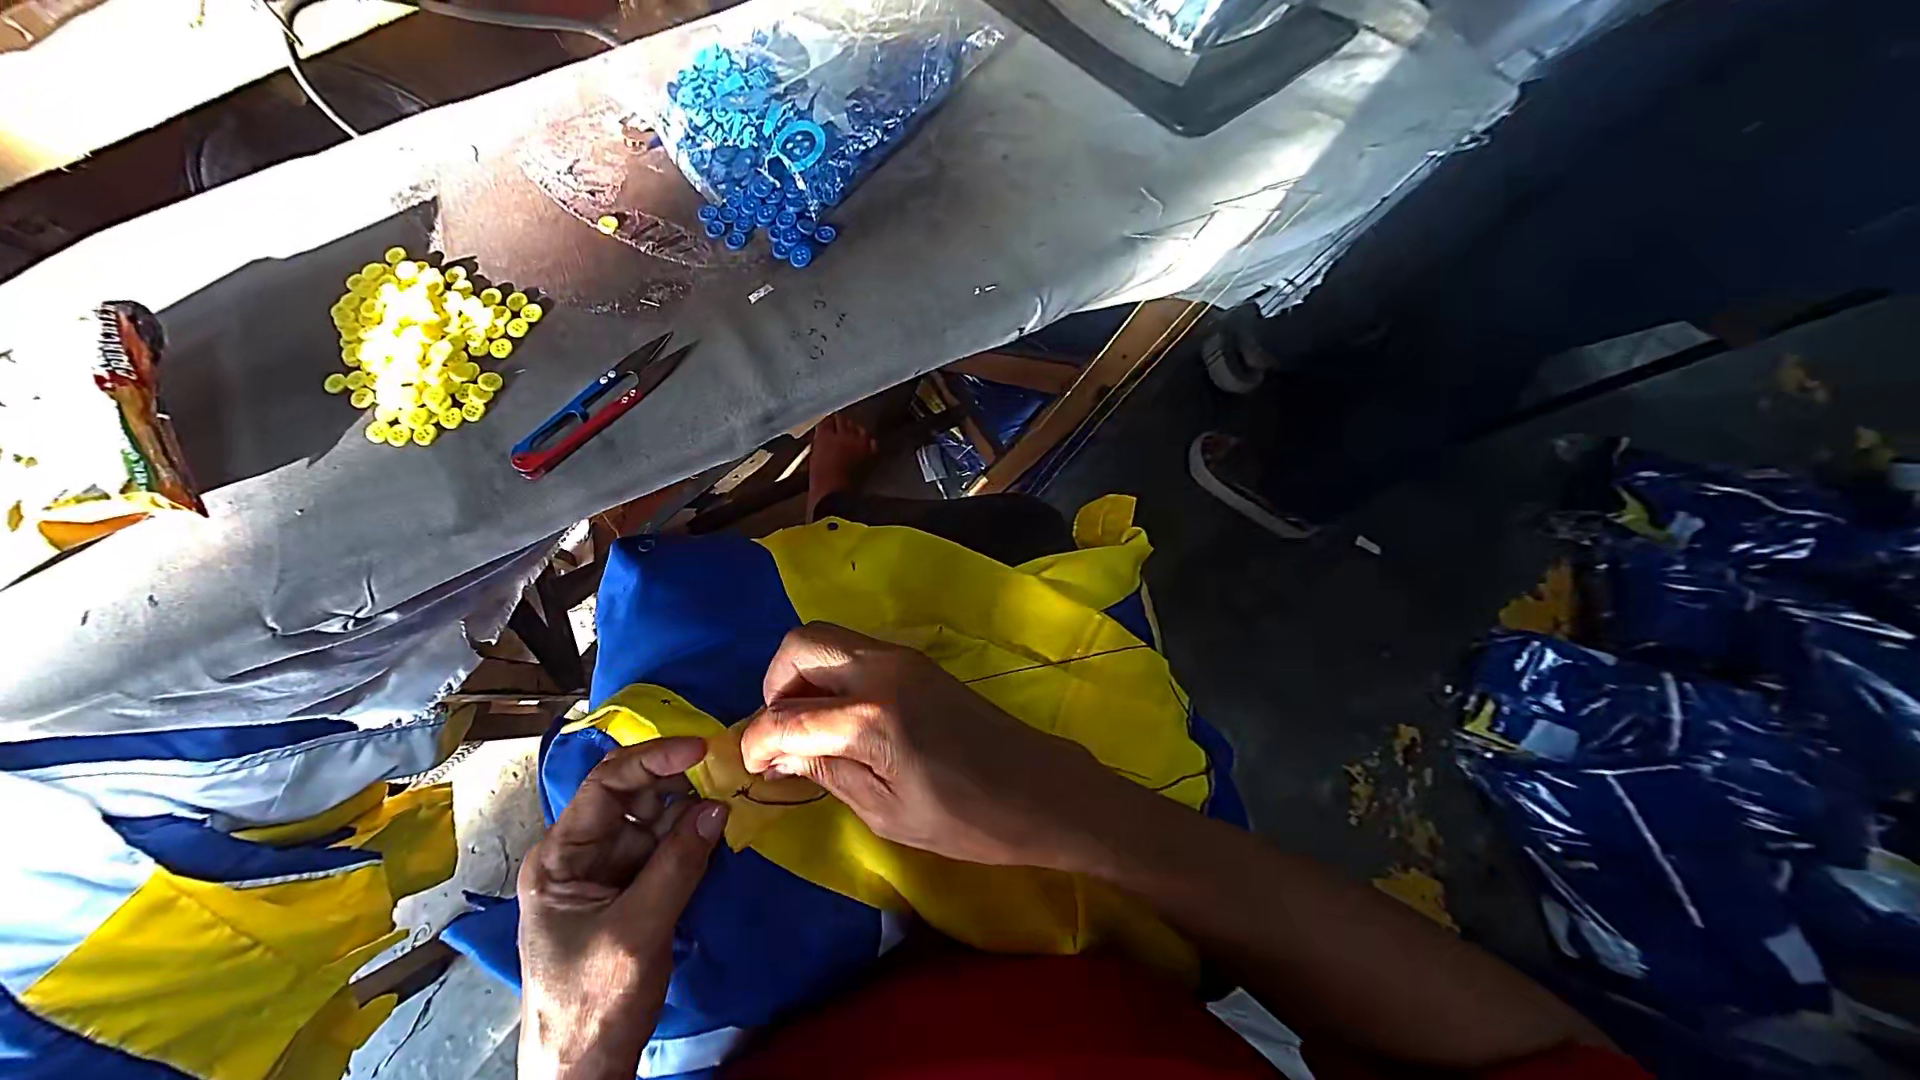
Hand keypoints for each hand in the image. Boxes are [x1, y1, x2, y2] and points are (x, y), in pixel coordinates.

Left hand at [517, 737, 727, 1079]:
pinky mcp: (634, 886)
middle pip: (634, 796)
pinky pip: (668, 846)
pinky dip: (695, 836)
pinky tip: (718, 832)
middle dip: (679, 784)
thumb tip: (719, 807)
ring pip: (657, 819)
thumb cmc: (593, 1003)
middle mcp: (583, 852)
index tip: (701, 749)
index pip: (606, 785)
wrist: (585, 1071)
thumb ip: (678, 865)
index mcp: (560, 856)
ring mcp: (610, 869)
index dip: (653, 759)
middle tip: (726, 775)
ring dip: (692, 811)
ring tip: (729, 804)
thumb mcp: (638, 931)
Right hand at [738, 622, 1135, 870]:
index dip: (755, 741)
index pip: (784, 716)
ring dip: (804, 675)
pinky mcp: (919, 660)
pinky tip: (843, 717)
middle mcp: (882, 671)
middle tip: (782, 732)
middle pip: (800, 643)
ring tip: (810, 728)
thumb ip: (827, 774)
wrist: (1040, 787)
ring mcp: (903, 658)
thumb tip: (778, 756)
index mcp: (870, 719)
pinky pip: (856, 650)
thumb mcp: (887, 813)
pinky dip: (833, 673)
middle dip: (774, 684)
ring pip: (828, 639)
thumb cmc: (968, 819)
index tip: (753, 766)